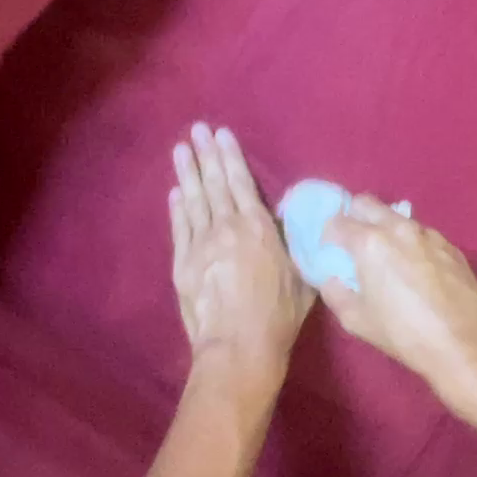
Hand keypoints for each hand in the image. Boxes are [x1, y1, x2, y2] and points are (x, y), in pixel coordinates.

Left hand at [170, 123, 314, 398]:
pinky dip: (177, 209)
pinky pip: (180, 228)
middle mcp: (227, 228)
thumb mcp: (300, 275)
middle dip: (206, 155)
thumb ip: (294, 244)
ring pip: (193, 201)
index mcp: (258, 228)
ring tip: (181, 150)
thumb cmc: (278, 315)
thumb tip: (287, 219)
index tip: (221, 134)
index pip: (241, 182)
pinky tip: (175, 193)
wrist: (239, 346)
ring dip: (187, 174)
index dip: (231, 157)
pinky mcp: (183, 264)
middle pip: (215, 184)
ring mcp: (201, 245)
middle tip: (197, 130)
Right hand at [319, 197, 476, 401]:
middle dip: (354, 216)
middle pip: (367, 203)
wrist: (464, 345)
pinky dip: (411, 242)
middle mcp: (399, 228)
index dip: (329, 234)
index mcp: (370, 243)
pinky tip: (416, 269)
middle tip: (352, 242)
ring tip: (387, 256)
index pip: (338, 221)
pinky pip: (422, 234)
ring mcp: (428, 234)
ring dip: (385, 227)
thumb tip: (333, 279)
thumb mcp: (357, 321)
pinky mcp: (451, 246)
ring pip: (397, 217)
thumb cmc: (404, 334)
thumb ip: (336, 293)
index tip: (330, 250)